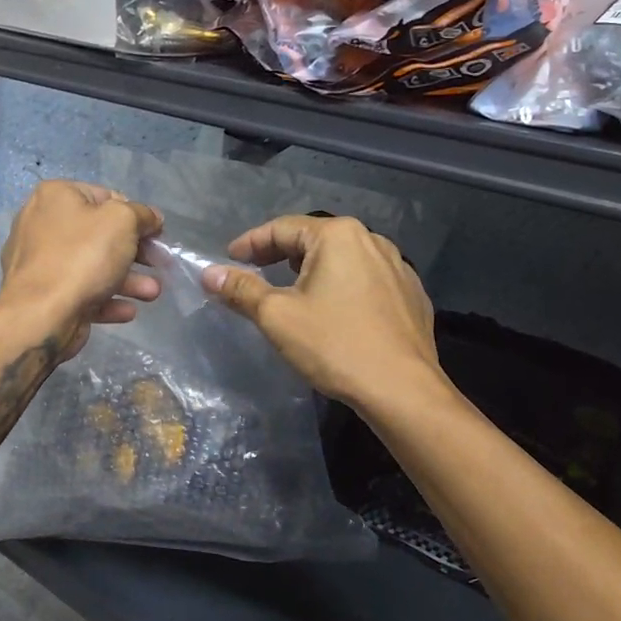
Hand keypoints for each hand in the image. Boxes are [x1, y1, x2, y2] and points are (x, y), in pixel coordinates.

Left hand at [0, 180, 163, 356]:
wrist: (40, 315)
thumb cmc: (83, 256)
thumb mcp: (122, 222)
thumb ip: (142, 215)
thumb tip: (152, 218)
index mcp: (56, 197)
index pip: (105, 197)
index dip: (135, 215)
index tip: (156, 235)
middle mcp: (43, 224)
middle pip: (100, 234)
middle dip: (135, 252)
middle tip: (161, 263)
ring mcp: (40, 262)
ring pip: (93, 265)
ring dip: (127, 279)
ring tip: (152, 293)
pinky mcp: (44, 294)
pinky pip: (81, 291)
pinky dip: (106, 299)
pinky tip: (128, 310)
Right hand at [202, 215, 445, 407]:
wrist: (403, 391)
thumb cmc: (335, 345)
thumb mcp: (277, 316)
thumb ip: (241, 289)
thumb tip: (209, 274)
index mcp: (338, 236)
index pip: (282, 229)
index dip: (250, 243)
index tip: (229, 259)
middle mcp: (372, 240)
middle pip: (314, 240)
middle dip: (280, 255)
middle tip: (255, 272)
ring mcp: (398, 267)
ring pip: (343, 260)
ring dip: (313, 271)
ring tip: (291, 291)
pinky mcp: (412, 296)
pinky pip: (367, 281)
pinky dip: (343, 288)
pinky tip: (334, 312)